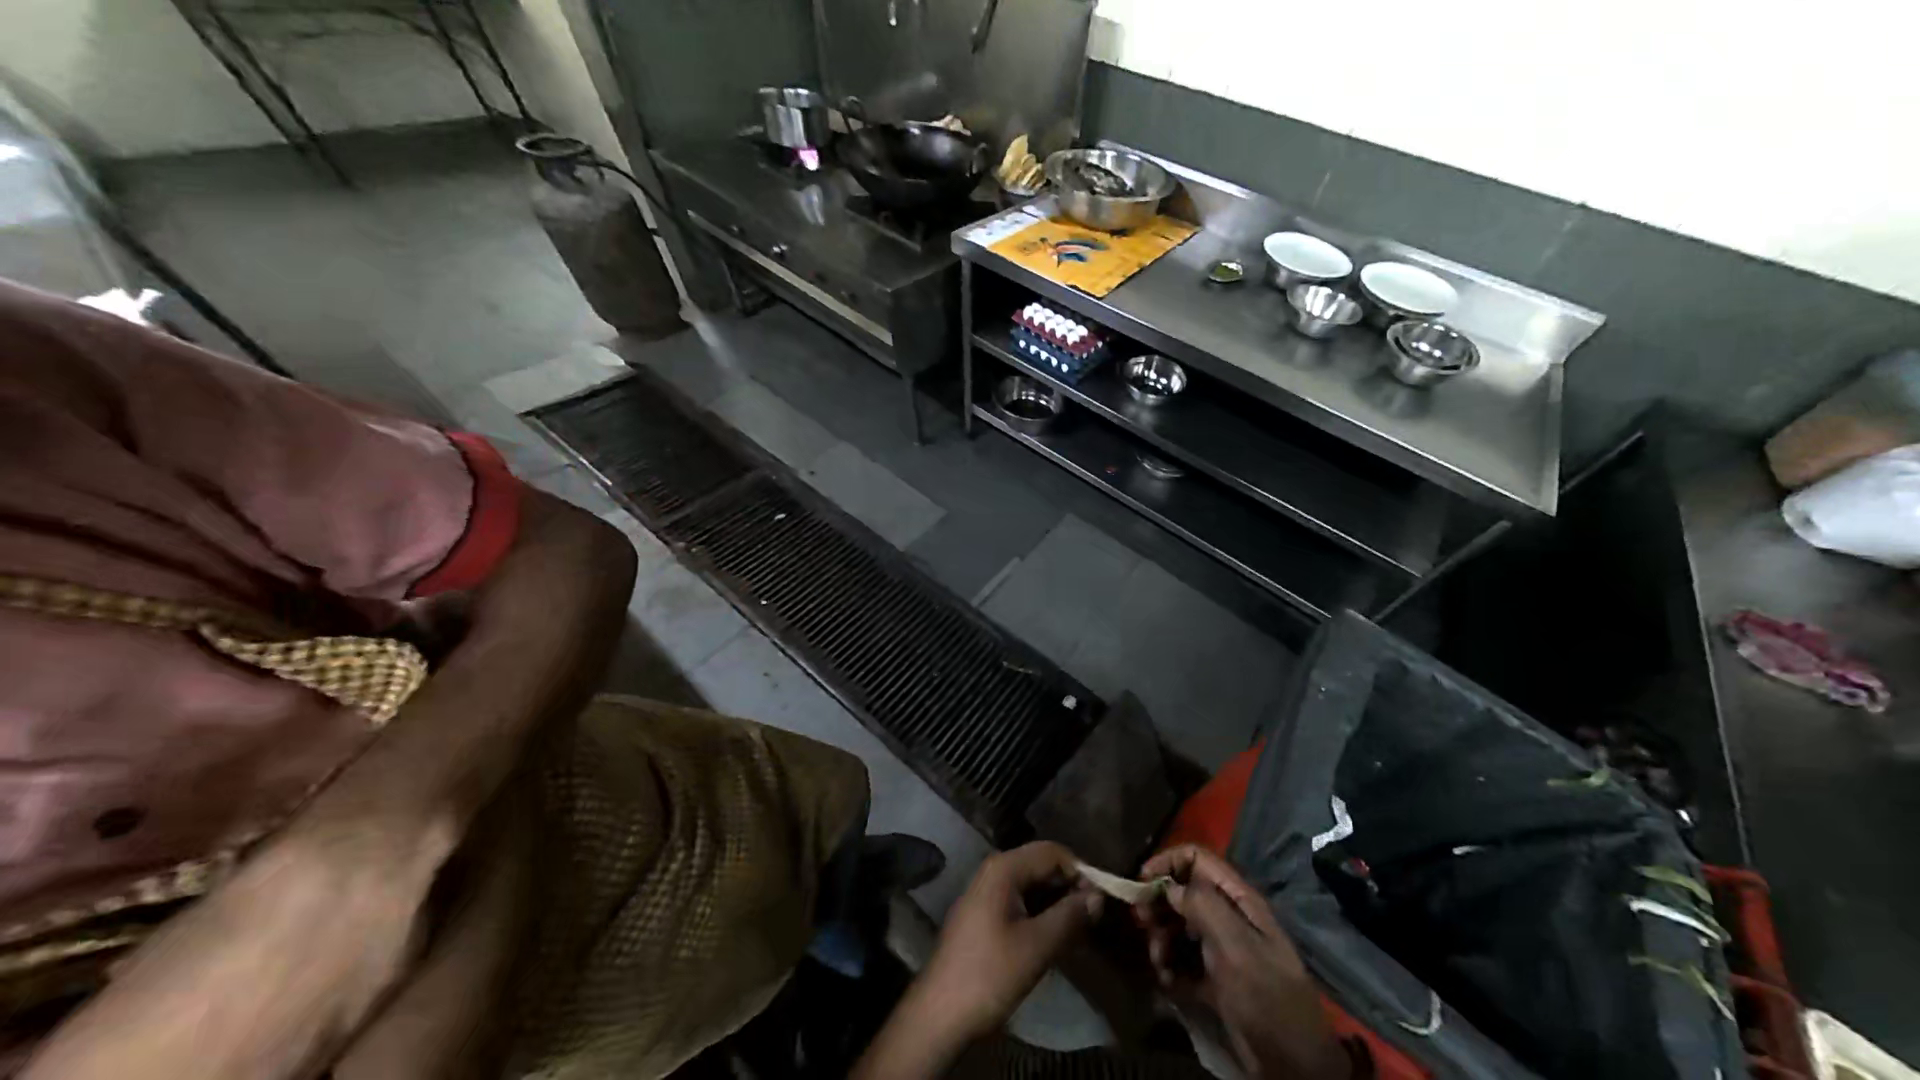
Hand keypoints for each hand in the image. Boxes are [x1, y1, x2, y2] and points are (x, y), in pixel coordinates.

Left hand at [851, 842, 1099, 1079]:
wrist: (940, 1012)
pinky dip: (1042, 913)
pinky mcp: (985, 914)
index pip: (1052, 852)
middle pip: (1042, 865)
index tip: (1104, 899)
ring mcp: (987, 892)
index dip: (1081, 870)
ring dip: (1058, 902)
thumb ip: (1070, 915)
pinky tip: (1058, 936)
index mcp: (1004, 868)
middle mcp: (994, 871)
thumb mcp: (1037, 946)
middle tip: (1096, 916)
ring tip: (1082, 929)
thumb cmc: (989, 973)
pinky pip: (1021, 901)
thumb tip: (1099, 895)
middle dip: (1070, 886)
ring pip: (1033, 885)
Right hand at [1137, 845, 1347, 1079]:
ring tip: (1159, 962)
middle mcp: (1229, 919)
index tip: (1141, 881)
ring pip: (1178, 927)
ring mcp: (1221, 950)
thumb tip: (1169, 886)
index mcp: (1239, 901)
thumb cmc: (1266, 997)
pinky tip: (1167, 983)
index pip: (1197, 859)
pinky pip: (1182, 962)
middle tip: (1142, 923)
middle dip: (1158, 904)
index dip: (1166, 861)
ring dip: (1161, 941)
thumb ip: (1203, 906)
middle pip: (1182, 892)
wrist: (1293, 1066)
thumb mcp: (1236, 947)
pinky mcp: (1215, 980)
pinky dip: (1170, 969)